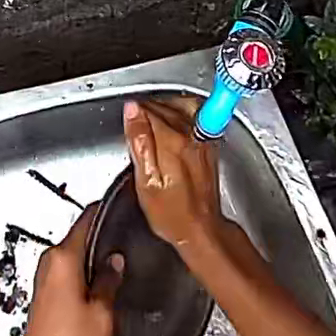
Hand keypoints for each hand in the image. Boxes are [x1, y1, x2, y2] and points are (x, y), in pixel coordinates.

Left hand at [6, 203, 124, 335]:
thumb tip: (114, 261)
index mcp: (62, 258)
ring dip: (90, 259)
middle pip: (78, 236)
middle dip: (100, 239)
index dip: (103, 208)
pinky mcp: (42, 294)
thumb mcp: (102, 314)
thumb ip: (109, 280)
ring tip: (113, 268)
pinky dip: (80, 274)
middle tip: (122, 240)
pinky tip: (96, 290)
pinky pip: (65, 272)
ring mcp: (43, 278)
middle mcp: (48, 263)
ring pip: (72, 255)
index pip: (85, 218)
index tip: (115, 199)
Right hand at [123, 97, 228, 255]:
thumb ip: (139, 141)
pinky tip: (169, 124)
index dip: (133, 113)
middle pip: (162, 106)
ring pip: (178, 105)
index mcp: (171, 141)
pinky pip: (192, 114)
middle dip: (145, 110)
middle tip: (134, 125)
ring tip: (149, 122)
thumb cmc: (172, 213)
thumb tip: (132, 111)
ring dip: (162, 108)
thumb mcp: (146, 181)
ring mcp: (201, 137)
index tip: (127, 122)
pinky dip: (178, 113)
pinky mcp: (208, 143)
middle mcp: (189, 134)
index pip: (147, 110)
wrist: (202, 230)